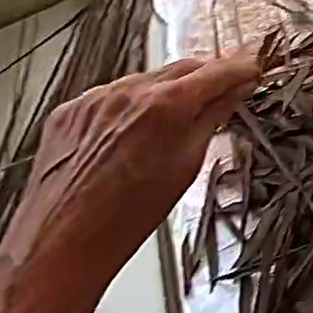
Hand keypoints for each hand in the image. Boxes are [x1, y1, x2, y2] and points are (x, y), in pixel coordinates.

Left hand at [0, 55, 261, 302]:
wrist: (61, 244)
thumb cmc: (124, 218)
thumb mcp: (187, 165)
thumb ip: (213, 118)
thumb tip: (234, 93)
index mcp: (165, 105)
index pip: (218, 70)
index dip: (241, 68)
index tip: (252, 70)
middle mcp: (129, 92)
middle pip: (184, 67)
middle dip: (208, 77)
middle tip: (226, 90)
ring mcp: (96, 98)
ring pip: (148, 79)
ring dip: (169, 90)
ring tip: (176, 120)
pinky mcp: (71, 109)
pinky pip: (113, 94)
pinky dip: (132, 104)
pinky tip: (135, 132)